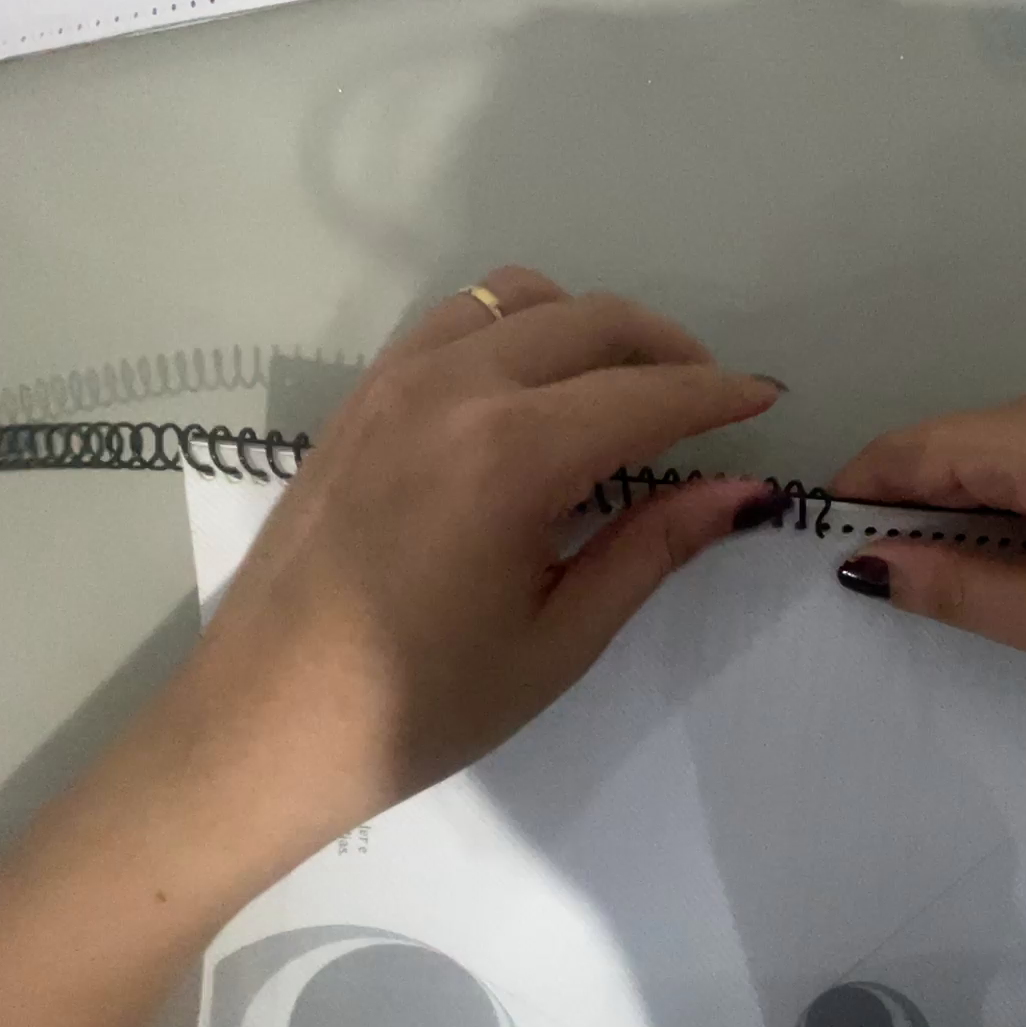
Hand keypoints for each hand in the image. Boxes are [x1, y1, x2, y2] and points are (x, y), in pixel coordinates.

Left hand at [170, 266, 786, 839]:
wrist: (261, 727)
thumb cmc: (424, 705)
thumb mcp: (560, 638)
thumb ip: (654, 547)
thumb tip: (741, 492)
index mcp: (510, 455)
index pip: (647, 396)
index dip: (718, 396)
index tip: (764, 400)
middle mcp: (454, 388)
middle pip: (593, 322)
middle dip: (669, 351)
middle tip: (706, 401)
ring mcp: (396, 379)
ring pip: (523, 299)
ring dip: (592, 328)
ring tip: (624, 388)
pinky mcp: (362, 393)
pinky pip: (460, 319)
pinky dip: (520, 328)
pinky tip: (534, 390)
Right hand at [828, 374, 1025, 707]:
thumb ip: (960, 590)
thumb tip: (863, 564)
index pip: (908, 452)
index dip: (854, 501)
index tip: (824, 559)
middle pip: (936, 452)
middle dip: (897, 514)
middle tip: (884, 592)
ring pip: (973, 460)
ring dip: (943, 518)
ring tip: (945, 587)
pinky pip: (1014, 466)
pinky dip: (986, 512)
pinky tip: (1002, 562)